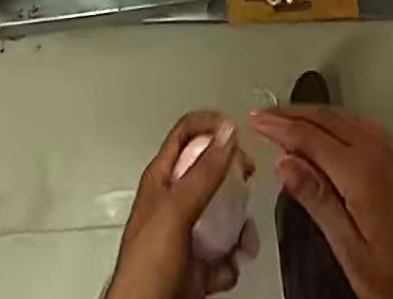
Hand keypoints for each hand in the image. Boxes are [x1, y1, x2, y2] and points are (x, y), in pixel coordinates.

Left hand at [105, 111, 257, 298]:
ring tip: (243, 236)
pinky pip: (225, 251)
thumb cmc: (145, 268)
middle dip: (233, 174)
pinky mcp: (198, 264)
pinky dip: (232, 259)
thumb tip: (227, 131)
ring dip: (239, 224)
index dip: (210, 124)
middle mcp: (175, 201)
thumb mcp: (176, 210)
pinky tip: (227, 265)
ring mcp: (187, 233)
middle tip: (247, 176)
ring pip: (224, 212)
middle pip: (211, 170)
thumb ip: (204, 171)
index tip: (236, 129)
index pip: (186, 133)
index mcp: (162, 179)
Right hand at [251, 105, 392, 298]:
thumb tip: (284, 161)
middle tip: (261, 115)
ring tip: (282, 119)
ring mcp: (388, 155)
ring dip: (309, 113)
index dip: (278, 126)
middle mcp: (375, 153)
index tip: (253, 120)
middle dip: (290, 113)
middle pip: (325, 119)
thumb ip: (318, 201)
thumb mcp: (351, 250)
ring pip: (341, 118)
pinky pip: (356, 125)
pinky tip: (323, 127)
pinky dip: (331, 120)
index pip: (309, 136)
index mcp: (360, 172)